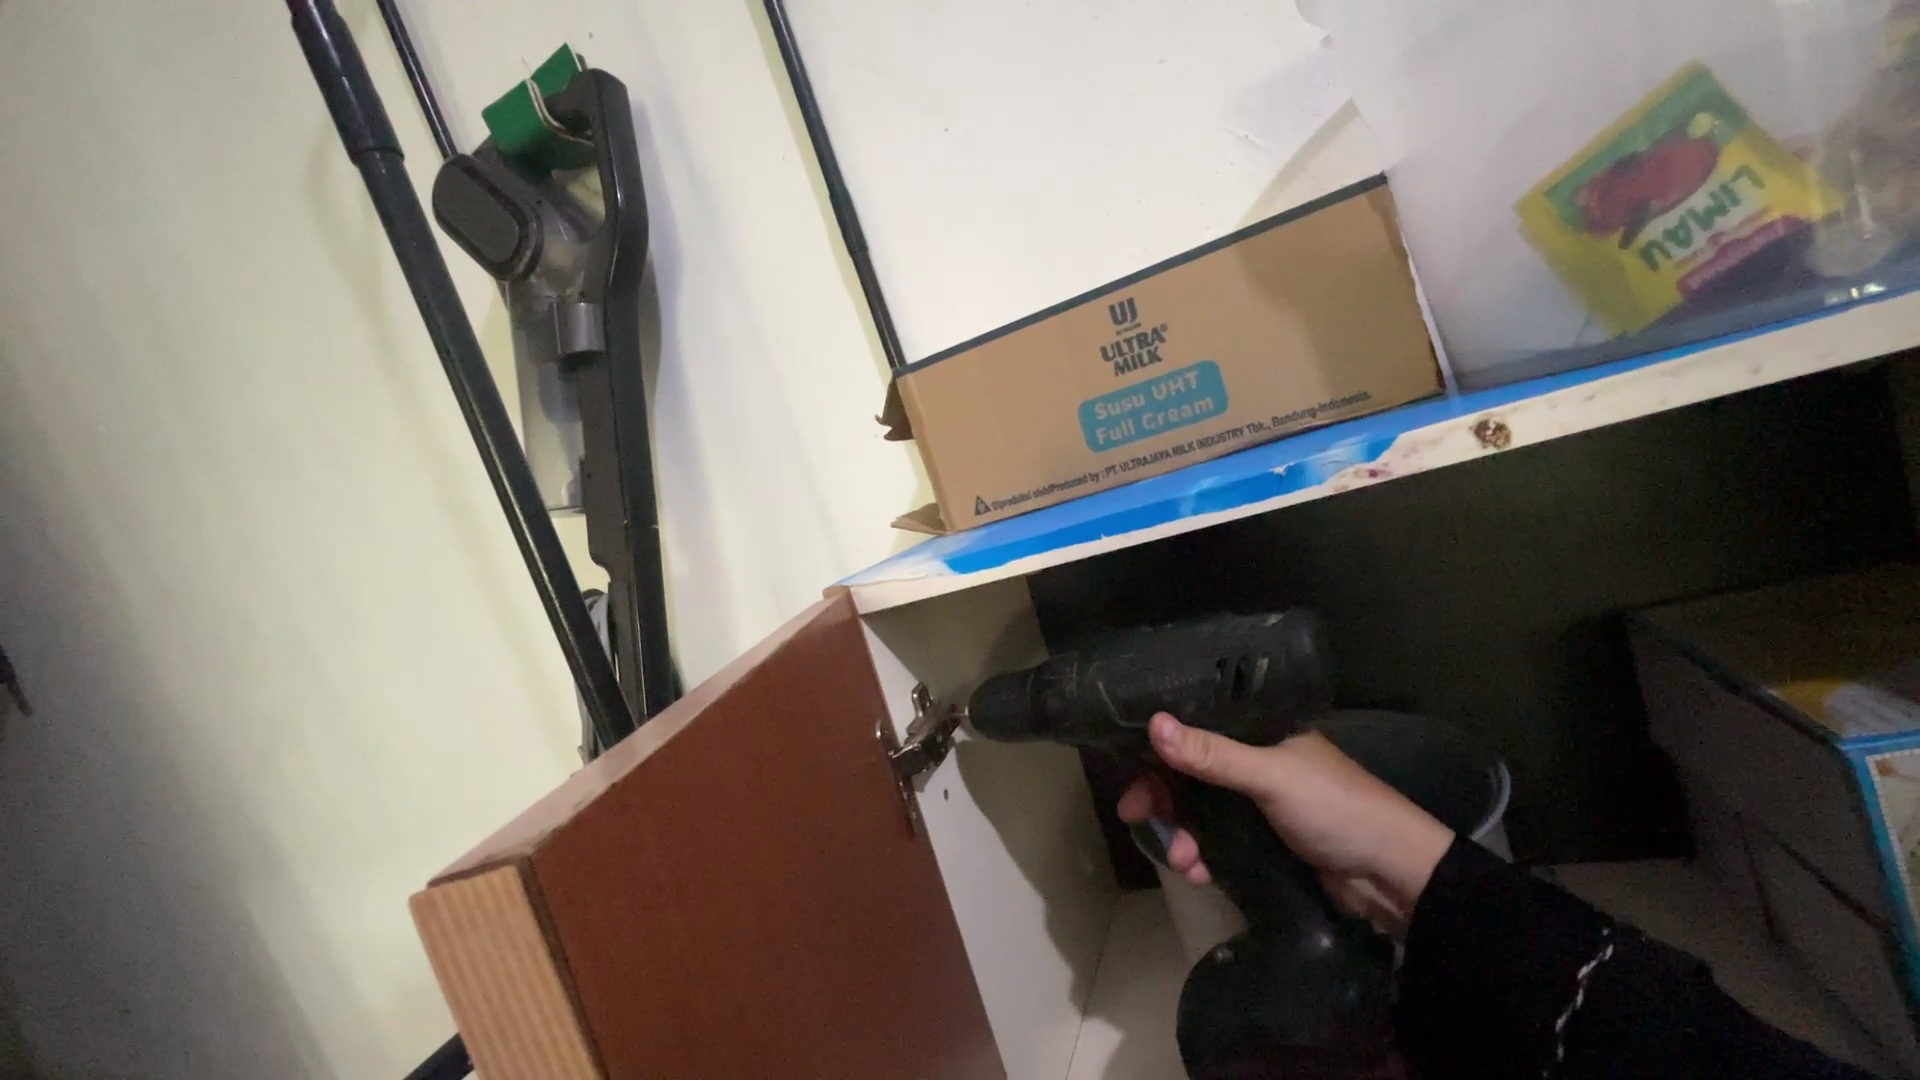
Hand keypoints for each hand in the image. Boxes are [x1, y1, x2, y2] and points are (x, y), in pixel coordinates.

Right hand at [1118, 712, 1454, 936]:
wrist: (1394, 878)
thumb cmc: (1336, 809)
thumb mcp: (1271, 777)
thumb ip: (1213, 755)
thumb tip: (1153, 724)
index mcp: (1262, 731)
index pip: (1198, 727)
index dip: (1162, 745)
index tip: (1132, 768)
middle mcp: (1257, 760)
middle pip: (1192, 772)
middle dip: (1164, 797)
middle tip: (1135, 816)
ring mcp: (1259, 803)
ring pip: (1202, 810)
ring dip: (1182, 833)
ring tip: (1180, 860)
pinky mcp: (1264, 841)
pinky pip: (1218, 841)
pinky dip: (1202, 855)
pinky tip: (1197, 873)